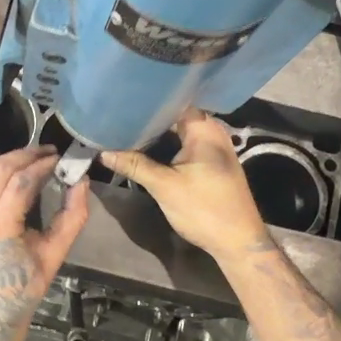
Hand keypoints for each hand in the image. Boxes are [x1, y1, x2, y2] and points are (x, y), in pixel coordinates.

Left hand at [0, 131, 90, 340]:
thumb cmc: (24, 287)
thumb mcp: (55, 254)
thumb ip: (72, 217)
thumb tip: (81, 182)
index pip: (20, 184)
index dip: (41, 166)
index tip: (59, 159)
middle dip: (26, 156)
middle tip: (48, 152)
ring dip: (5, 156)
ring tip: (29, 152)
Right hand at [101, 109, 270, 258]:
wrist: (237, 241)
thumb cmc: (204, 209)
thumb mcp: (164, 186)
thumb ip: (134, 165)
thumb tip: (103, 152)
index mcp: (204, 129)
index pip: (173, 101)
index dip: (148, 99)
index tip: (122, 99)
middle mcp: (211, 132)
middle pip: (175, 115)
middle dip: (148, 116)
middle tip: (117, 113)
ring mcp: (213, 148)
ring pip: (179, 132)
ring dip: (156, 132)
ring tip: (125, 127)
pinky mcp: (210, 163)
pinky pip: (184, 145)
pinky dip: (166, 145)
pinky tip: (145, 148)